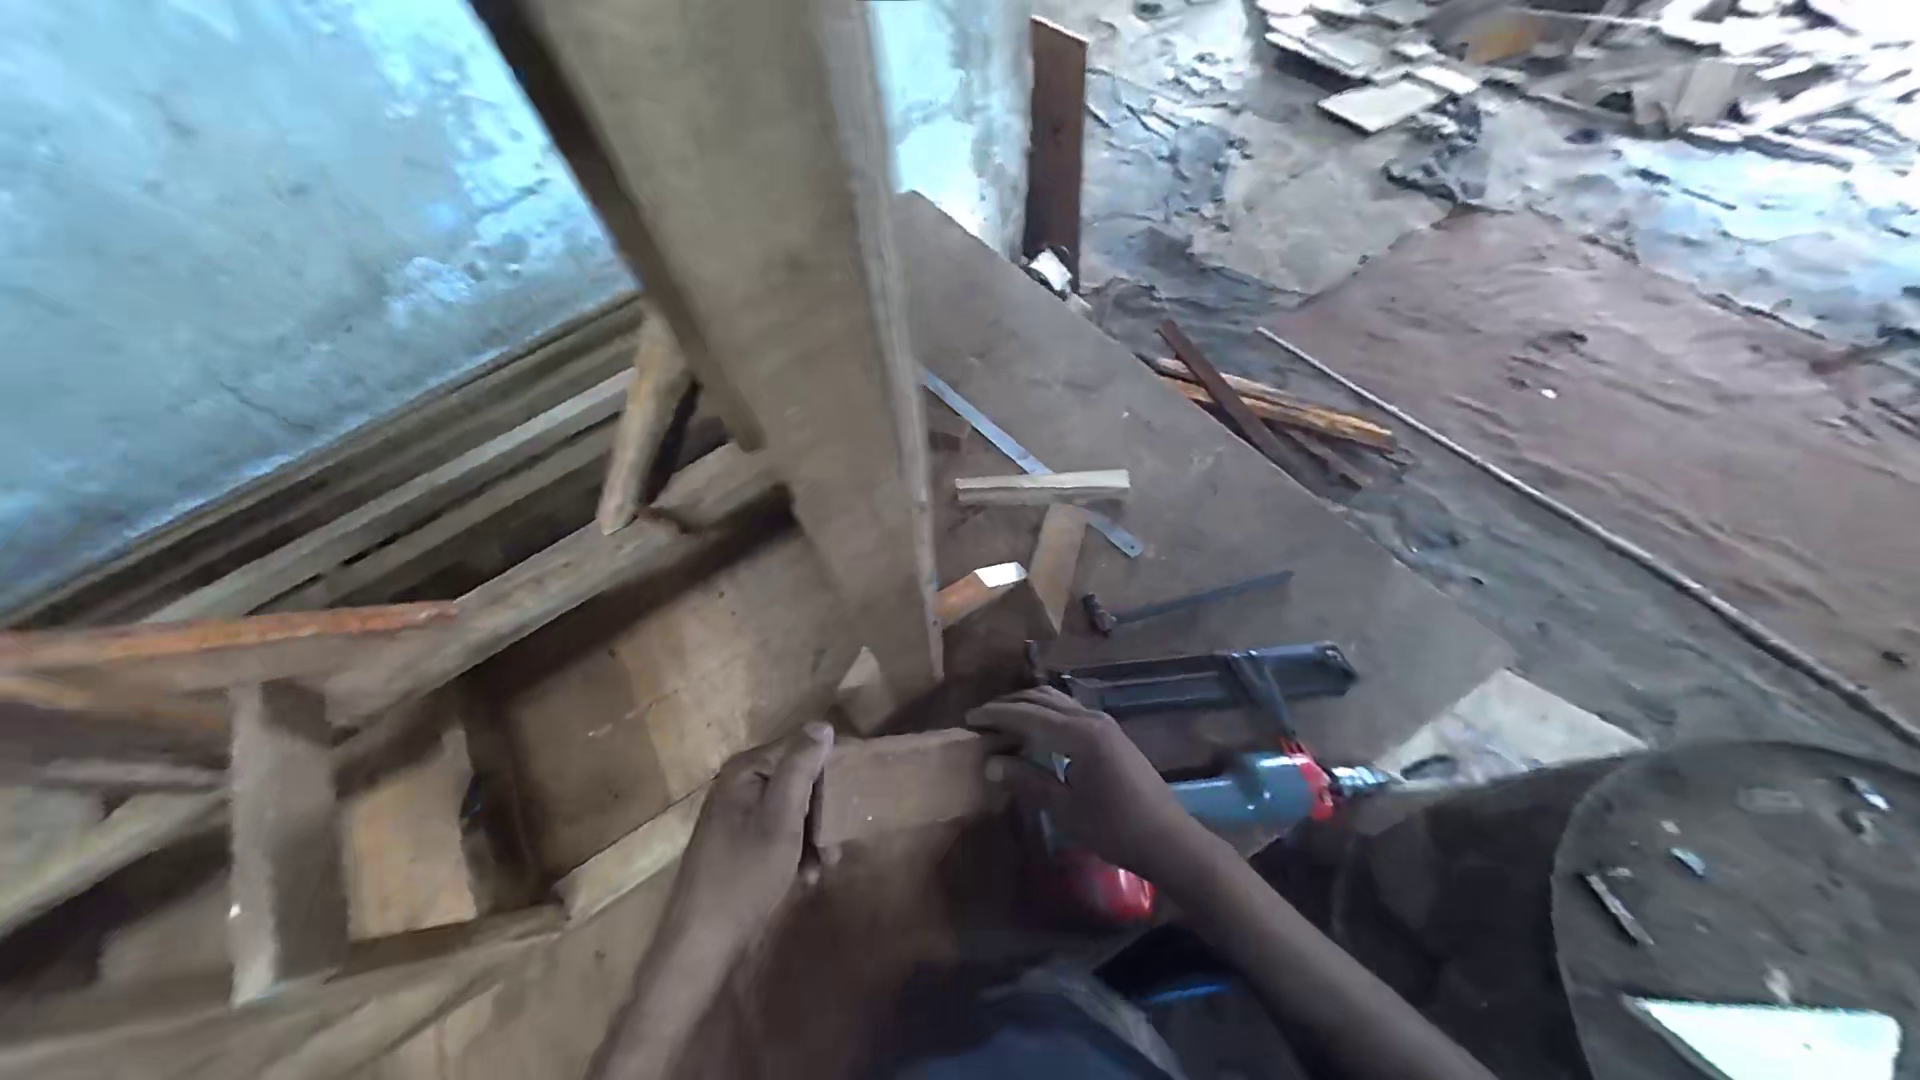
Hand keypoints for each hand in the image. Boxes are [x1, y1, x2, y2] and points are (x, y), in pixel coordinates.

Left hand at [659, 721, 834, 959]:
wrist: (703, 945)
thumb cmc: (744, 875)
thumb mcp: (781, 818)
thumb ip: (800, 768)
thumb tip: (823, 725)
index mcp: (746, 770)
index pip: (801, 747)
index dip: (833, 764)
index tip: (861, 785)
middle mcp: (741, 784)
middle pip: (800, 778)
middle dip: (823, 808)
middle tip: (838, 838)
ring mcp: (740, 815)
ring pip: (796, 808)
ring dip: (816, 834)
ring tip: (826, 862)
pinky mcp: (743, 842)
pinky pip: (782, 831)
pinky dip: (799, 850)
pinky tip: (807, 875)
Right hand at [968, 687, 1221, 885]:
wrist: (1169, 839)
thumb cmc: (1116, 829)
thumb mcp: (1066, 809)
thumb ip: (1028, 780)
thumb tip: (990, 763)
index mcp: (1080, 734)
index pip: (1028, 714)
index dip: (996, 714)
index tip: (969, 719)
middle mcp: (1091, 718)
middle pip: (1042, 698)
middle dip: (1009, 704)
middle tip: (981, 718)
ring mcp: (1104, 723)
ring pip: (1057, 701)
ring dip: (1028, 705)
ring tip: (1002, 720)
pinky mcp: (1110, 732)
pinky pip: (1069, 710)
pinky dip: (1045, 712)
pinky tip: (1034, 729)